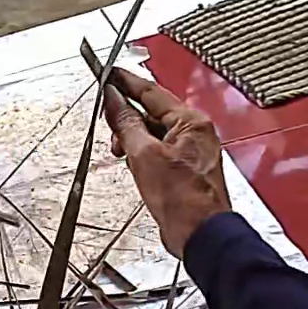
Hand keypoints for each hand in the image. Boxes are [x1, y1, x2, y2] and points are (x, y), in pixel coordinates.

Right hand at [101, 67, 231, 256]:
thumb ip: (126, 124)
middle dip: (126, 120)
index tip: (109, 75)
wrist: (199, 233)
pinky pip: (157, 152)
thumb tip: (113, 101)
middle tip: (108, 124)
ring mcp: (190, 151)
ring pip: (152, 134)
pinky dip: (141, 155)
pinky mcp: (184, 169)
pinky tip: (134, 166)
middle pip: (151, 114)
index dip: (126, 83)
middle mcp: (194, 133)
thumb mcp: (143, 155)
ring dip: (132, 141)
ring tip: (122, 154)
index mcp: (191, 122)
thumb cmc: (183, 199)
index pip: (151, 92)